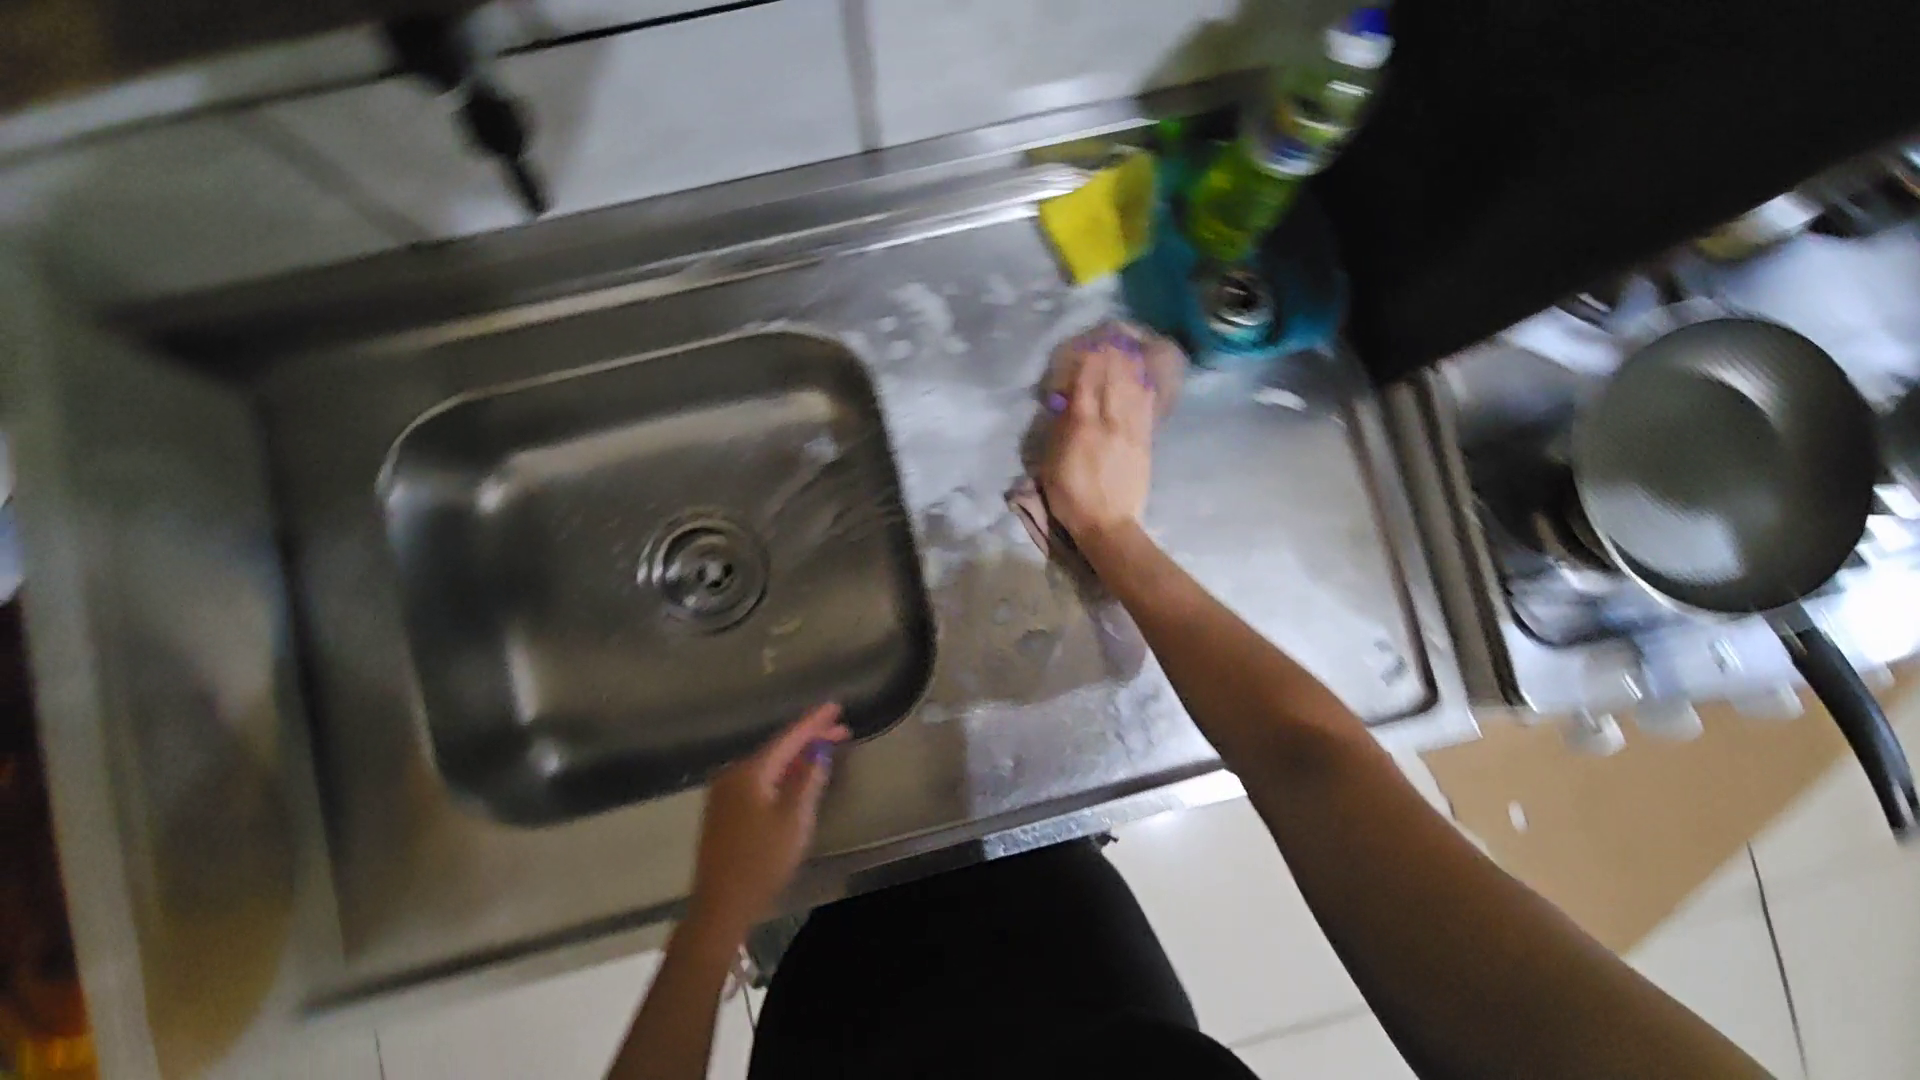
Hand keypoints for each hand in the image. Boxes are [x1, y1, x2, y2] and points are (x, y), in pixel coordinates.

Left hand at [688, 704, 850, 938]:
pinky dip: (781, 774)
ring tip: (824, 748)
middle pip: (777, 749)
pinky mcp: (724, 812)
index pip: (788, 738)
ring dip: (796, 757)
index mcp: (749, 772)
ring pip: (768, 766)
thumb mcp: (794, 819)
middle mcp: (733, 774)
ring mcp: (724, 794)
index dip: (814, 721)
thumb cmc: (761, 860)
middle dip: (809, 739)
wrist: (721, 904)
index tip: (835, 706)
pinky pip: (758, 781)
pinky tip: (796, 776)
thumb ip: (808, 780)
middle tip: (842, 730)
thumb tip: (818, 750)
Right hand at [1040, 342, 1155, 542]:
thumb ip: (1060, 430)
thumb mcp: (1051, 463)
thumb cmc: (1070, 497)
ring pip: (1132, 388)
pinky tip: (1144, 379)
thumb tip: (1066, 404)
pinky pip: (1146, 408)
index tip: (1086, 345)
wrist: (1108, 524)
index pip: (1086, 381)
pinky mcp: (1144, 442)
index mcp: (1082, 425)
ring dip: (1129, 367)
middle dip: (1111, 357)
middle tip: (1110, 339)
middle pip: (1112, 378)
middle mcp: (1109, 420)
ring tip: (1128, 350)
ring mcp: (1130, 430)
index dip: (1087, 360)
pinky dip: (1144, 389)